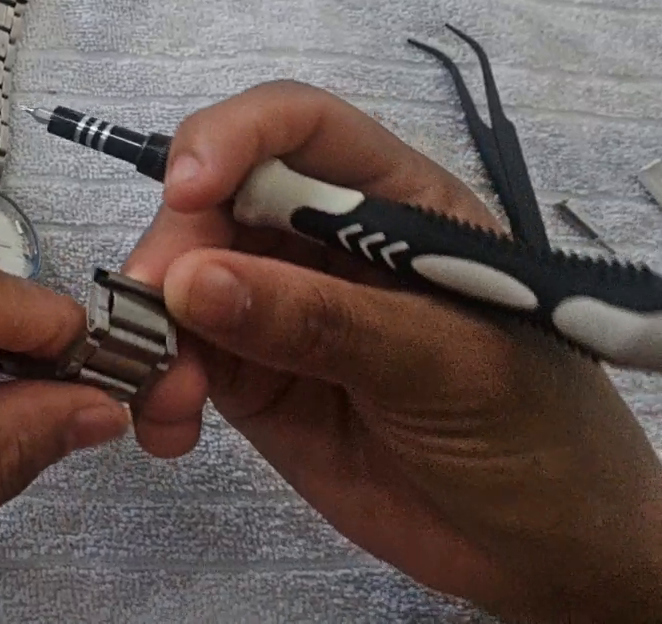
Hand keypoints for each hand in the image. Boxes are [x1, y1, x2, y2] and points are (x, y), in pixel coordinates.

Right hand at [124, 81, 661, 621]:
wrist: (535, 559)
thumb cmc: (536, 441)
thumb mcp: (450, 369)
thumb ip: (320, 320)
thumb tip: (185, 281)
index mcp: (385, 201)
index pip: (294, 125)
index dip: (231, 138)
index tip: (187, 193)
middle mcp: (308, 234)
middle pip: (207, 200)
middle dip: (170, 251)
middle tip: (151, 313)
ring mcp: (258, 294)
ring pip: (168, 272)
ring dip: (146, 327)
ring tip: (168, 397)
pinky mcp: (227, 356)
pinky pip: (163, 345)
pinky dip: (150, 379)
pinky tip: (168, 423)